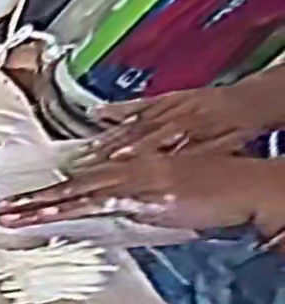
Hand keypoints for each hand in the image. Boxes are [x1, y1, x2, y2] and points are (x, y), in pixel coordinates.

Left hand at [0, 154, 284, 235]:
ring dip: (36, 204)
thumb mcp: (158, 199)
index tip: (18, 199)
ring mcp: (135, 181)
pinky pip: (92, 203)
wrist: (255, 188)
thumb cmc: (213, 194)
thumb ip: (125, 206)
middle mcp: (132, 169)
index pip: (82, 178)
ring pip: (73, 191)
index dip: (49, 189)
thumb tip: (97, 218)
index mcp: (136, 169)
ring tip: (4, 214)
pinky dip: (63, 208)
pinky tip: (40, 214)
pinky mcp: (140, 196)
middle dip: (31, 196)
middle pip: (70, 182)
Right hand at [85, 76, 284, 163]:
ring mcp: (174, 102)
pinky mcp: (168, 97)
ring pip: (134, 120)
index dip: (133, 149)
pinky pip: (138, 103)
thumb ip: (190, 156)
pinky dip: (114, 108)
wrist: (259, 98)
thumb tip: (160, 168)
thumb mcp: (225, 143)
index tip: (111, 159)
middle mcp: (182, 109)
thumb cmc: (241, 126)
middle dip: (109, 146)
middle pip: (138, 130)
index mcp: (198, 120)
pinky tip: (95, 111)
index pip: (157, 138)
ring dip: (106, 135)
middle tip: (81, 162)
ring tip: (82, 149)